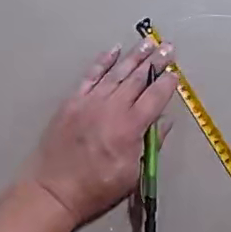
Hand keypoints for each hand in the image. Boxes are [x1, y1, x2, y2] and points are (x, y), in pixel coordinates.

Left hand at [20, 39, 176, 228]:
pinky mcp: (73, 101)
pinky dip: (103, 61)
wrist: (54, 189)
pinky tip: (114, 50)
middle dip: (155, 61)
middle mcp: (111, 108)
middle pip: (137, 79)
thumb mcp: (132, 173)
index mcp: (129, 127)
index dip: (167, 84)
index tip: (176, 73)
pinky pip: (90, 75)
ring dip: (134, 56)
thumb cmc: (96, 188)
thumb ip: (150, 144)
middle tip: (168, 47)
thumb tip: (164, 122)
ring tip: (148, 42)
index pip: (154, 98)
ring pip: (116, 72)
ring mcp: (90, 101)